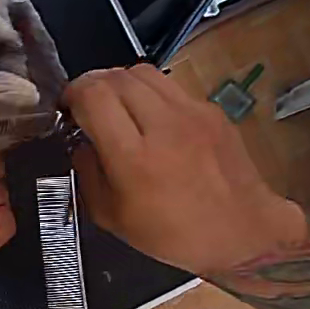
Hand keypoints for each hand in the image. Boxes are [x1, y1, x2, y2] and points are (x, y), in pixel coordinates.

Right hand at [63, 65, 308, 277]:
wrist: (242, 232)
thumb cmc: (175, 235)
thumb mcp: (115, 219)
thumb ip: (88, 176)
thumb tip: (79, 144)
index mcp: (134, 158)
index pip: (93, 96)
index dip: (72, 95)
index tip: (68, 110)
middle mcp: (163, 126)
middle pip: (114, 76)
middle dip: (92, 86)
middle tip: (88, 108)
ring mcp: (191, 112)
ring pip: (142, 72)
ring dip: (120, 84)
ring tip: (117, 108)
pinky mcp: (210, 110)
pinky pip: (170, 87)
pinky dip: (150, 95)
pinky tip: (152, 120)